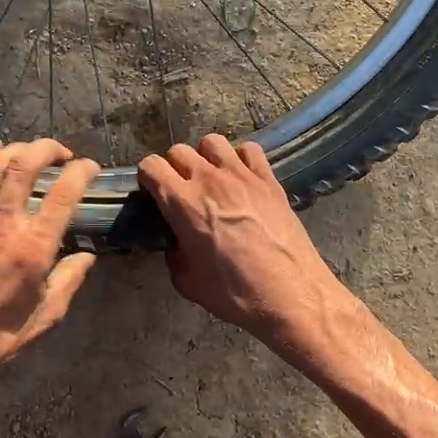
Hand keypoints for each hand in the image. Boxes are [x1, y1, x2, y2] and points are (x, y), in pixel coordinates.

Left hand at [0, 138, 98, 402]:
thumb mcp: (46, 316)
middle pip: (25, 165)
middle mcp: (5, 225)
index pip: (63, 195)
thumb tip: (86, 257)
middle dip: (47, 148)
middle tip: (62, 154)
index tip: (91, 167)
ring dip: (18, 148)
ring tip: (34, 150)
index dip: (81, 172)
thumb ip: (69, 280)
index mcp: (32, 249)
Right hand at [138, 135, 342, 346]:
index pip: (151, 165)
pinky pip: (249, 150)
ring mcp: (241, 176)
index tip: (153, 191)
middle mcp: (209, 180)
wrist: (289, 295)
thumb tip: (176, 244)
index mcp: (182, 203)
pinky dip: (241, 158)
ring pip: (212, 142)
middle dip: (174, 167)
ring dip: (206, 157)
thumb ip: (174, 255)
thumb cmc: (234, 293)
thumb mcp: (187, 282)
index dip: (148, 177)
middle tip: (181, 189)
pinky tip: (242, 178)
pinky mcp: (268, 180)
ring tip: (212, 177)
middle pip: (179, 150)